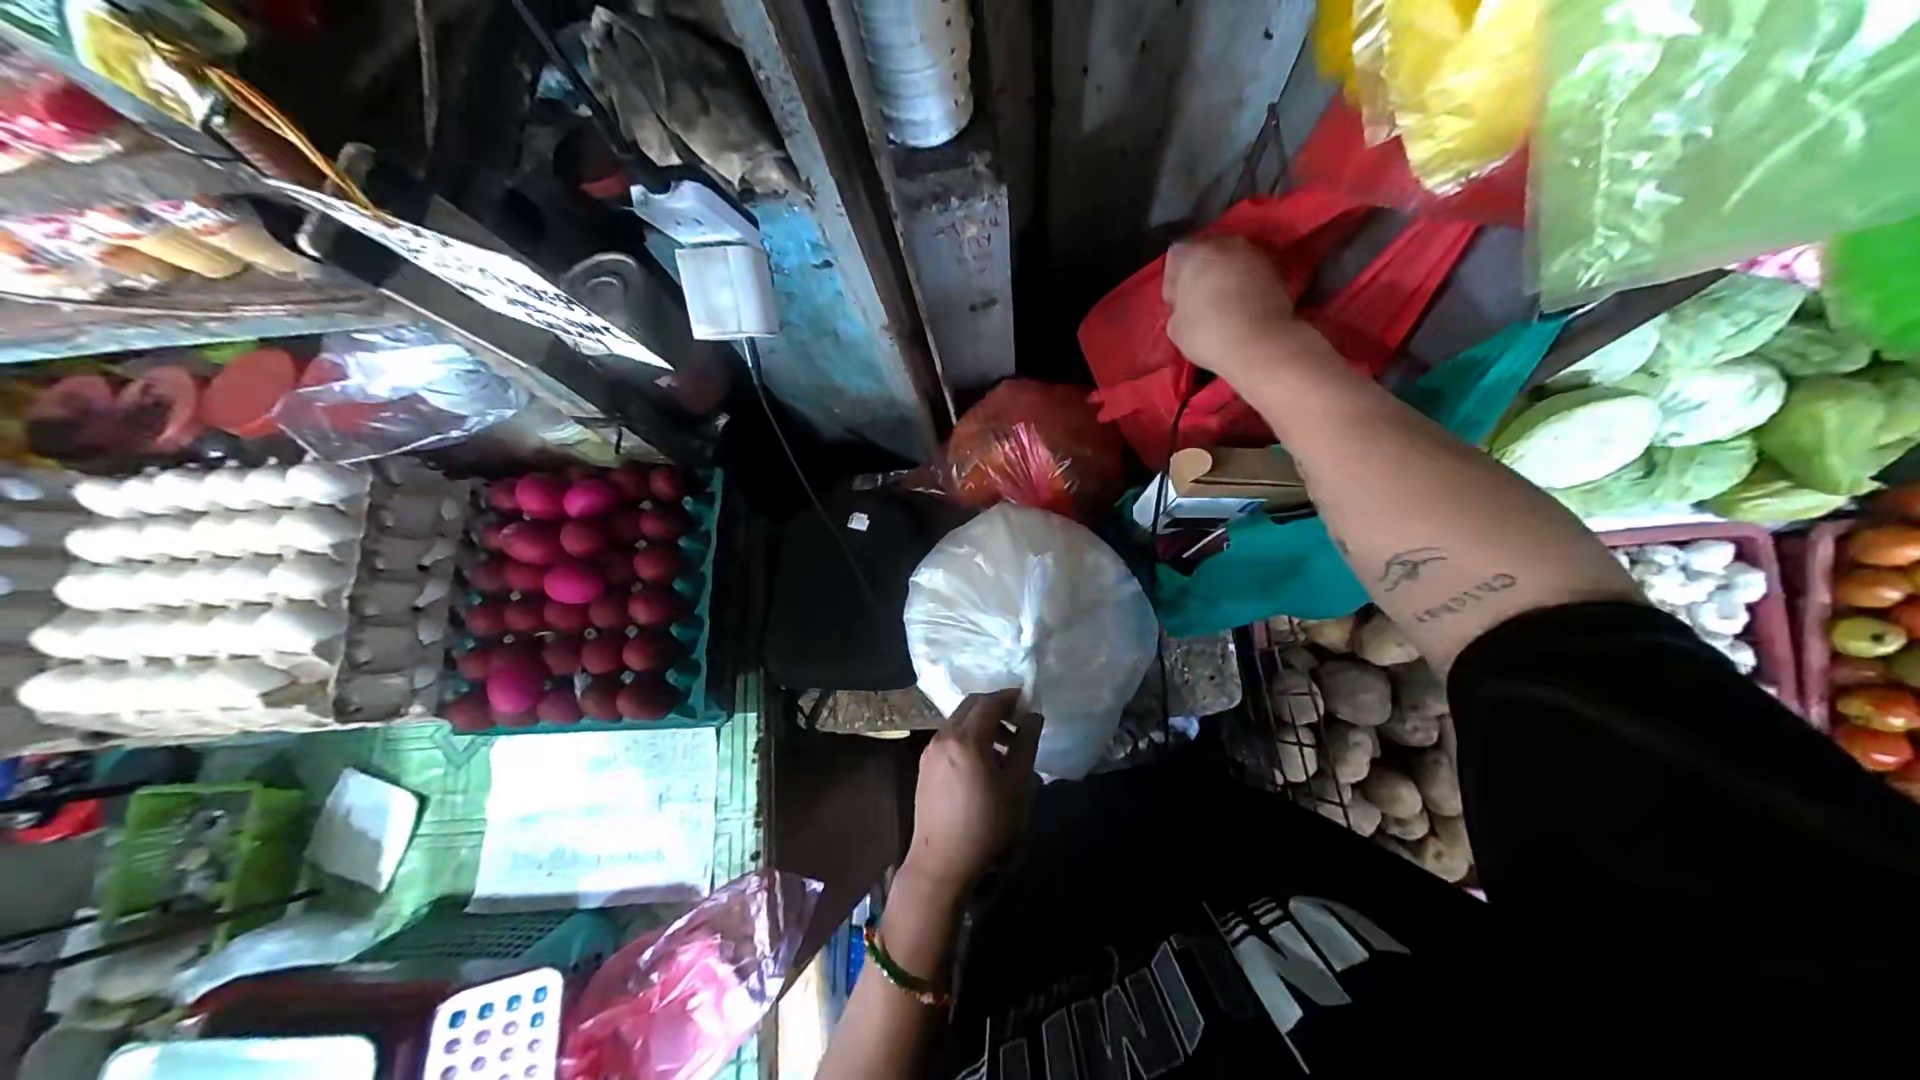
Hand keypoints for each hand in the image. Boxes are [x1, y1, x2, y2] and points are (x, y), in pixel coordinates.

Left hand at [904, 690, 1042, 897]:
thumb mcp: (1017, 786)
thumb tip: (1033, 716)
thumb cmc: (987, 826)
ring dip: (982, 724)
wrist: (942, 863)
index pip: (989, 702)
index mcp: (966, 739)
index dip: (1010, 697)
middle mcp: (943, 737)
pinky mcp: (924, 767)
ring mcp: (929, 752)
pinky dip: (968, 738)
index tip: (1028, 701)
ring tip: (1006, 749)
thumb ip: (1026, 745)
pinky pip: (949, 739)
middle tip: (1019, 722)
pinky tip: (983, 764)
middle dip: (995, 707)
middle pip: (970, 706)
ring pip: (958, 722)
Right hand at [1163, 236, 1306, 378]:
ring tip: (1221, 305)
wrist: (1259, 345)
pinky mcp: (1274, 270)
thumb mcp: (1176, 328)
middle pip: (1206, 253)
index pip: (1176, 256)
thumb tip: (1184, 309)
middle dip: (1200, 273)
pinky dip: (1243, 285)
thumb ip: (1177, 309)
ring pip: (1230, 261)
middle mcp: (1226, 245)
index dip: (1173, 280)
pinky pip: (1250, 272)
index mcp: (1195, 254)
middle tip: (1197, 300)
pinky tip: (1240, 308)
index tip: (1175, 300)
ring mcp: (1253, 255)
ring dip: (1223, 278)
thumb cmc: (1210, 334)